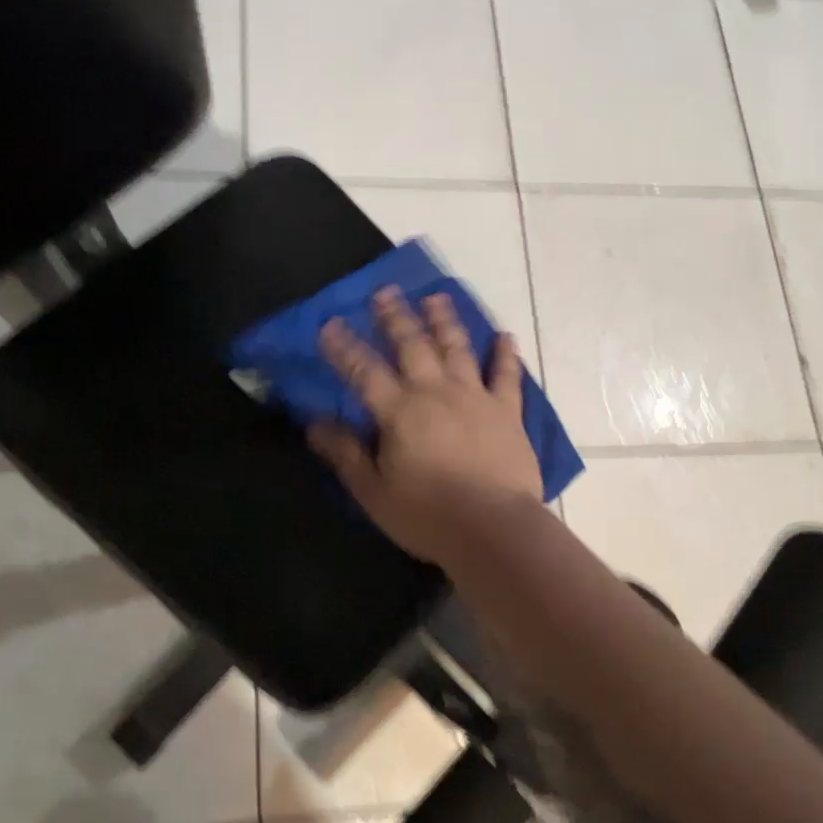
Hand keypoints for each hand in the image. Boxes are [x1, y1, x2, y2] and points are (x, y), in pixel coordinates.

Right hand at [308, 286, 545, 566]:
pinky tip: (505, 337)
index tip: (330, 323)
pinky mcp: (507, 412)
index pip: (364, 371)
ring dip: (444, 321)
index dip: (344, 347)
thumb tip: (314, 423)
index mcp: (399, 411)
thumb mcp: (373, 491)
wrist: (495, 529)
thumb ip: (345, 454)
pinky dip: (505, 355)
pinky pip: (506, 376)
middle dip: (395, 317)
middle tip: (386, 292)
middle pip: (412, 346)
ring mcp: (475, 398)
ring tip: (436, 298)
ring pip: (457, 349)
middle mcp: (435, 392)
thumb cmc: (427, 515)